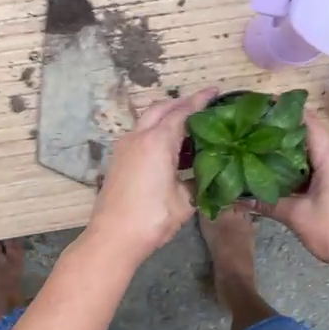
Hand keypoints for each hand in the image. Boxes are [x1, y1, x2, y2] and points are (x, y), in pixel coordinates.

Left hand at [83, 87, 218, 265]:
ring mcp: (124, 148)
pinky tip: (171, 147)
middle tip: (203, 105)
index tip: (215, 92)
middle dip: (181, 103)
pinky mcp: (119, 160)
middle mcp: (138, 137)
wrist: (113, 237)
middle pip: (161, 109)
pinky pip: (140, 135)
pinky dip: (157, 132)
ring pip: (148, 121)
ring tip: (190, 125)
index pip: (182, 112)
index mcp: (157, 142)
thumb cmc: (152, 219)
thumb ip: (197, 181)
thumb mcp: (185, 201)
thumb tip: (207, 174)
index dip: (200, 101)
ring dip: (167, 117)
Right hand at [256, 119, 328, 270]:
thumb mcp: (297, 216)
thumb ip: (266, 202)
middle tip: (248, 133)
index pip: (305, 120)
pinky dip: (297, 166)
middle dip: (278, 132)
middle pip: (307, 133)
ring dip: (287, 151)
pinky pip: (317, 165)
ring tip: (255, 151)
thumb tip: (236, 197)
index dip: (280, 113)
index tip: (254, 111)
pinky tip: (275, 173)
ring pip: (311, 150)